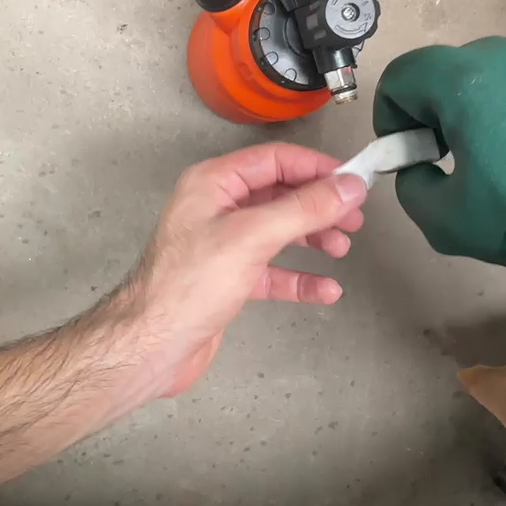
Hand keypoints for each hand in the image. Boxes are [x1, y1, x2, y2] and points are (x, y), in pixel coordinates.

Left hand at [111, 143, 366, 398]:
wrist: (151, 345)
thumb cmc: (187, 285)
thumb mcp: (252, 237)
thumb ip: (304, 209)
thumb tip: (348, 186)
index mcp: (213, 183)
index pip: (275, 160)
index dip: (317, 167)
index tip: (354, 181)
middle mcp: (216, 207)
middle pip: (279, 194)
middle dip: (319, 205)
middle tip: (354, 218)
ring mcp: (222, 244)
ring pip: (278, 231)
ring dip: (313, 238)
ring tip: (341, 248)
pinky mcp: (228, 279)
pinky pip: (272, 270)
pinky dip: (299, 278)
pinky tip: (325, 290)